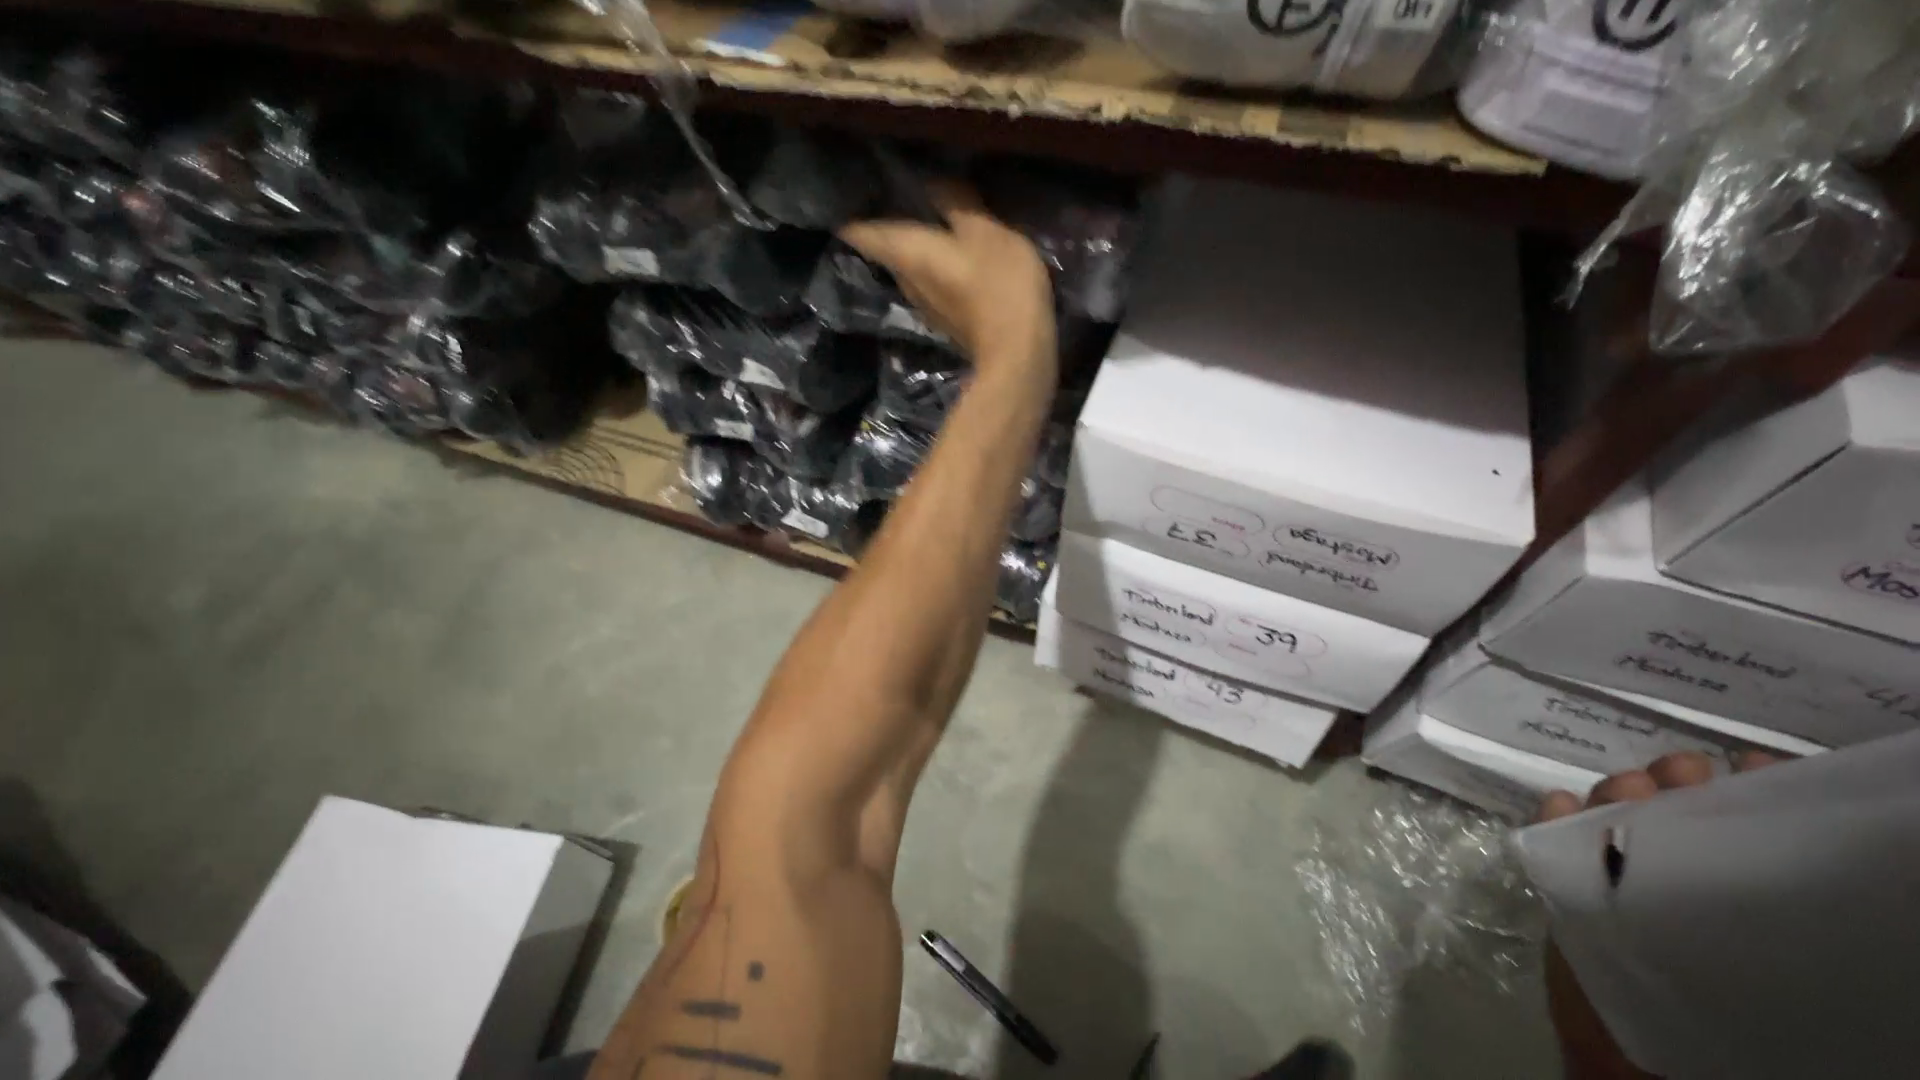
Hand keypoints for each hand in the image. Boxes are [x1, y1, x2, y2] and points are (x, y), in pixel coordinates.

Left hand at [840, 180, 1056, 388]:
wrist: (1018, 352)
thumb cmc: (999, 284)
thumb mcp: (984, 230)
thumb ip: (955, 202)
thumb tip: (931, 181)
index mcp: (905, 251)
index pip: (857, 230)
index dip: (849, 207)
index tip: (857, 185)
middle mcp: (904, 279)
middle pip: (884, 246)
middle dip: (890, 220)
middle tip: (904, 190)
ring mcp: (923, 304)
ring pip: (909, 265)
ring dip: (918, 243)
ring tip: (934, 217)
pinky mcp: (945, 319)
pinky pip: (932, 281)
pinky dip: (937, 264)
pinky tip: (956, 252)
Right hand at [1536, 750, 1781, 1079]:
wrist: (1639, 1051)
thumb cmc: (1716, 1001)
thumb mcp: (1762, 942)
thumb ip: (1764, 889)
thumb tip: (1783, 826)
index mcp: (1727, 870)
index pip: (1741, 811)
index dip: (1749, 783)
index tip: (1756, 766)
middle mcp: (1671, 858)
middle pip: (1671, 800)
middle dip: (1675, 777)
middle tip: (1684, 775)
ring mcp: (1610, 865)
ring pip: (1610, 807)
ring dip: (1616, 790)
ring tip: (1627, 790)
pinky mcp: (1561, 878)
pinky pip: (1549, 834)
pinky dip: (1550, 814)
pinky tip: (1556, 805)